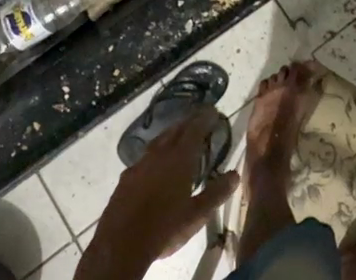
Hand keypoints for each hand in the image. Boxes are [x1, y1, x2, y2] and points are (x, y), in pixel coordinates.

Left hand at [79, 106, 239, 279]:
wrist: (120, 244)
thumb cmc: (164, 227)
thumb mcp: (197, 214)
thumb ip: (216, 193)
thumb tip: (235, 174)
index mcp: (179, 159)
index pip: (194, 130)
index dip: (205, 119)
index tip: (213, 111)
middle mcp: (158, 155)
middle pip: (175, 131)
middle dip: (188, 122)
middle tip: (198, 117)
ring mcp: (139, 165)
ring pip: (158, 141)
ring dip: (170, 134)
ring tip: (178, 134)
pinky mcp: (126, 179)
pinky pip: (144, 157)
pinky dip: (154, 152)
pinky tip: (154, 163)